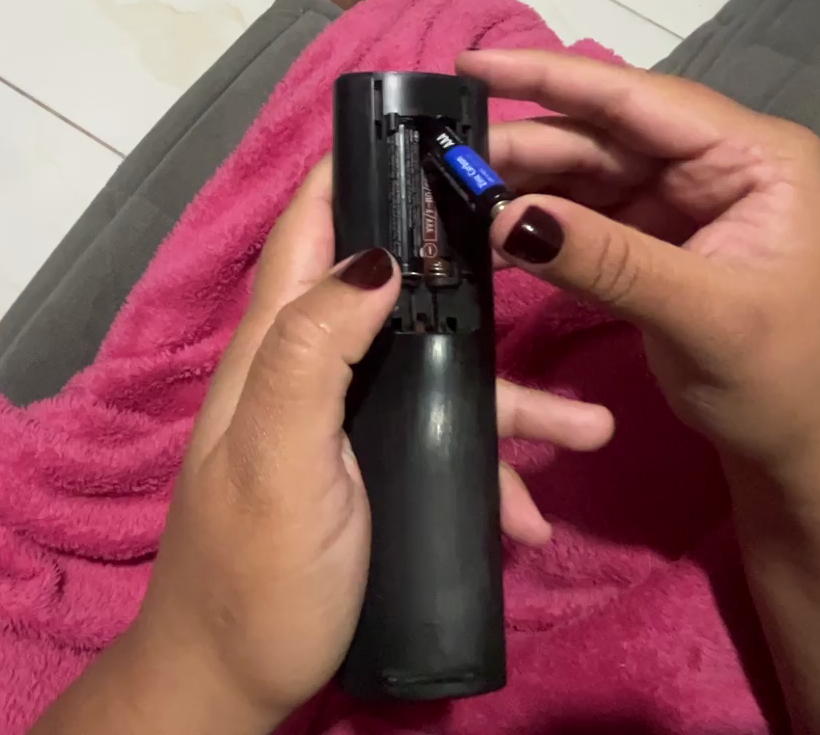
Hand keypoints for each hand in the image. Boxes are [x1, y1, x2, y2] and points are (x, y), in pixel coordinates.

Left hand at [118, 160, 613, 732]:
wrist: (236, 682)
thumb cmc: (254, 569)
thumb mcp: (280, 452)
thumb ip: (312, 351)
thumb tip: (374, 259)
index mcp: (274, 347)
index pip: (306, 233)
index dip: (344, 176)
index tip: (407, 138)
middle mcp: (306, 368)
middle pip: (385, 291)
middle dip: (456, 277)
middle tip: (528, 262)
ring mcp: (340, 421)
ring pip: (430, 376)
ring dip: (503, 396)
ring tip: (582, 429)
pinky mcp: (367, 469)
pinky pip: (436, 444)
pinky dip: (485, 466)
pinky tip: (530, 513)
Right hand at [456, 49, 819, 498]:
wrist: (804, 450)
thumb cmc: (787, 380)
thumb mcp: (703, 315)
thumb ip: (606, 260)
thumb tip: (504, 216)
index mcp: (751, 157)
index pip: (638, 100)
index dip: (549, 77)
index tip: (471, 65)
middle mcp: (708, 164)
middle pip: (595, 136)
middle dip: (520, 147)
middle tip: (442, 161)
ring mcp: (671, 201)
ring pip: (575, 175)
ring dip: (515, 187)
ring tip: (449, 197)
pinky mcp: (641, 239)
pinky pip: (572, 218)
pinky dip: (529, 226)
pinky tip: (482, 233)